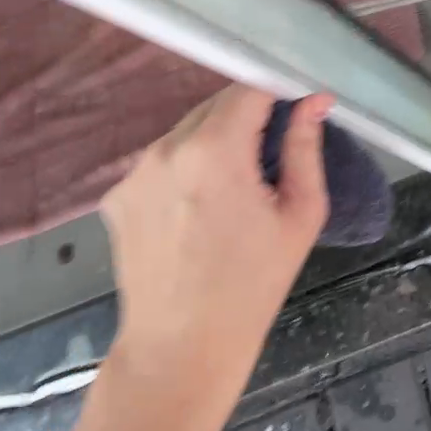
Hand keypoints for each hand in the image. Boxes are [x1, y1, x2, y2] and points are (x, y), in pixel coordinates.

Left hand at [99, 85, 333, 410]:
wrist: (183, 341)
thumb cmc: (256, 279)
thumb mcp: (301, 212)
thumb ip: (305, 148)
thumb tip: (314, 102)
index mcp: (214, 152)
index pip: (248, 89)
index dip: (278, 93)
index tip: (299, 110)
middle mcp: (164, 151)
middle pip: (215, 106)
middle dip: (249, 118)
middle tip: (275, 155)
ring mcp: (132, 174)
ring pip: (188, 132)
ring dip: (218, 141)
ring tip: (239, 188)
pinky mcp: (115, 197)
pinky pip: (164, 161)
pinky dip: (190, 167)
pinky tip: (203, 208)